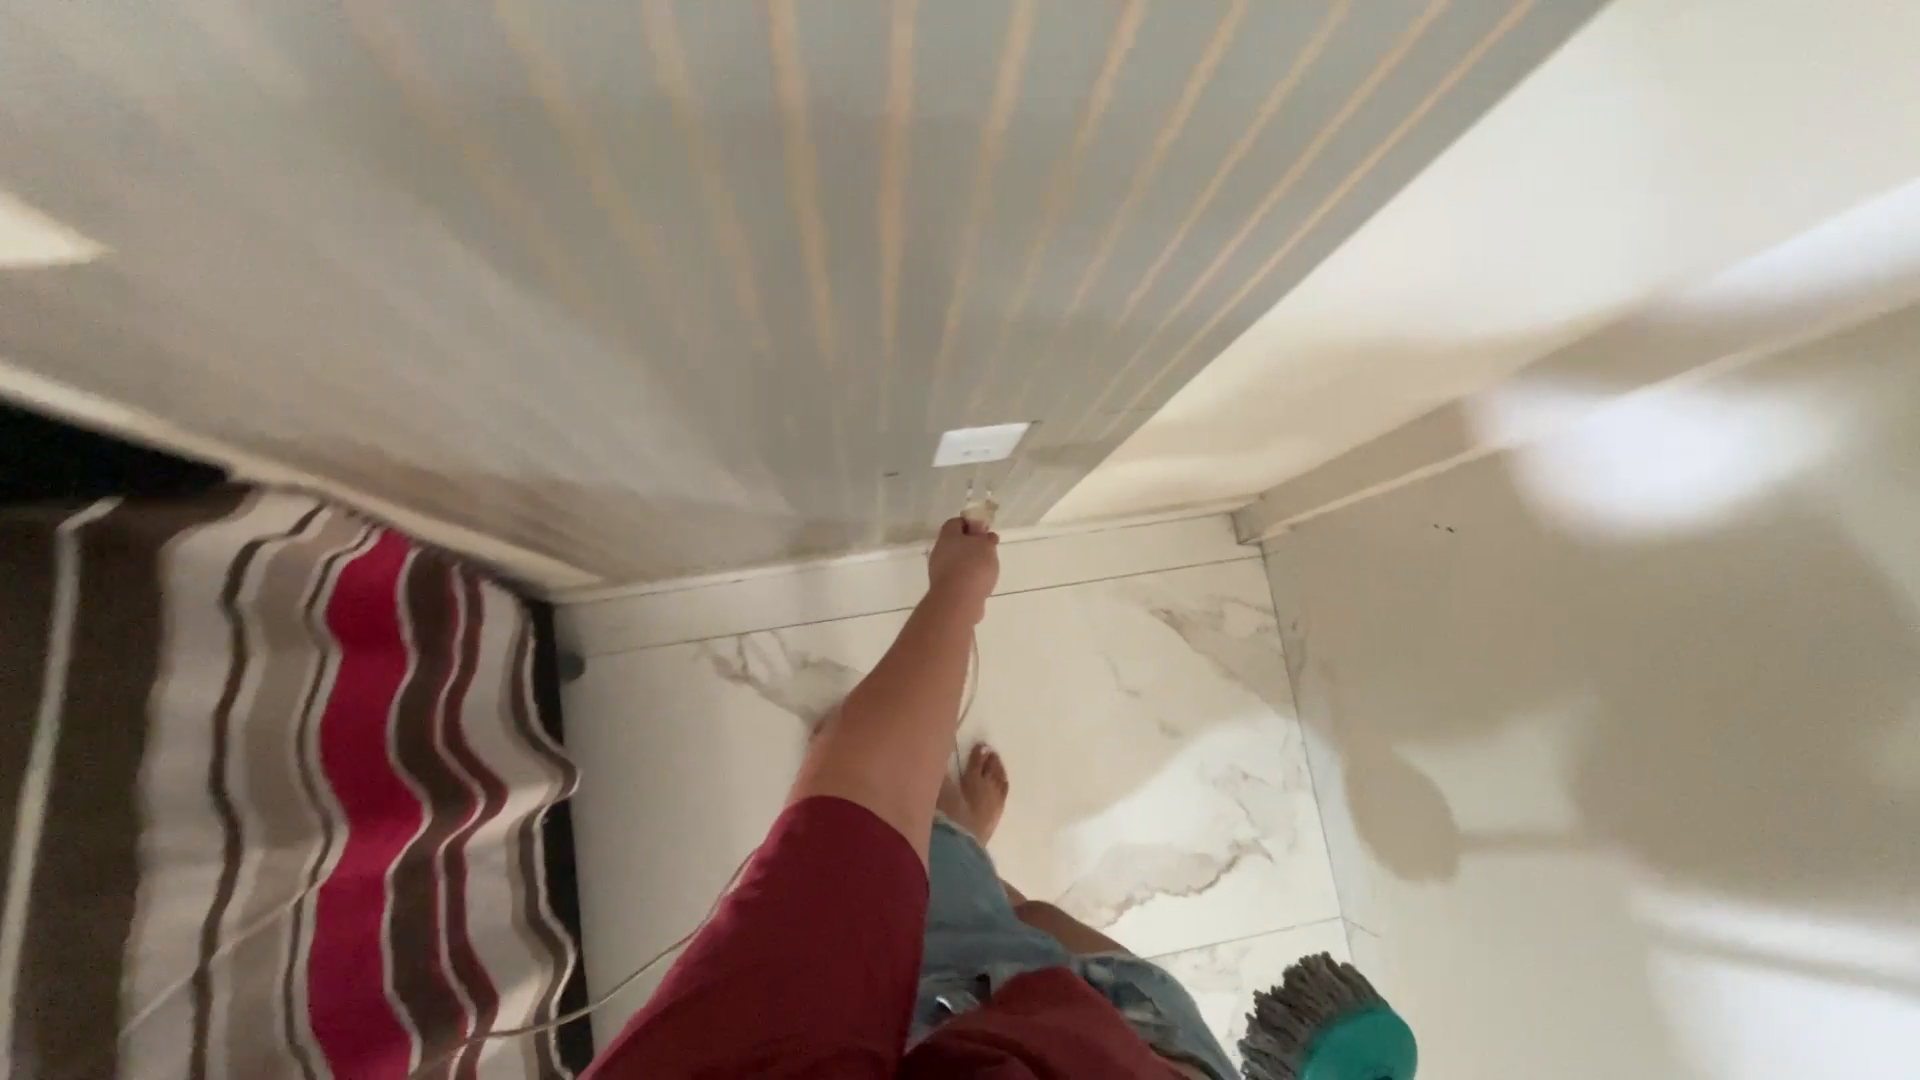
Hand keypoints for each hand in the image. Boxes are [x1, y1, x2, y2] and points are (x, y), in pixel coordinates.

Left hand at [927, 516, 998, 622]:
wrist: (958, 600)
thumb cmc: (973, 565)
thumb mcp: (986, 546)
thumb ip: (987, 539)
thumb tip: (986, 536)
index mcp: (947, 535)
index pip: (956, 522)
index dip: (971, 524)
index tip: (984, 532)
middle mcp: (939, 551)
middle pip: (955, 543)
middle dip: (971, 545)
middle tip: (987, 551)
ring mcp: (939, 571)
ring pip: (956, 561)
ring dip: (969, 564)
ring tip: (986, 570)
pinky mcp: (943, 588)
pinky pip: (957, 578)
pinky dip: (967, 579)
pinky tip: (979, 585)